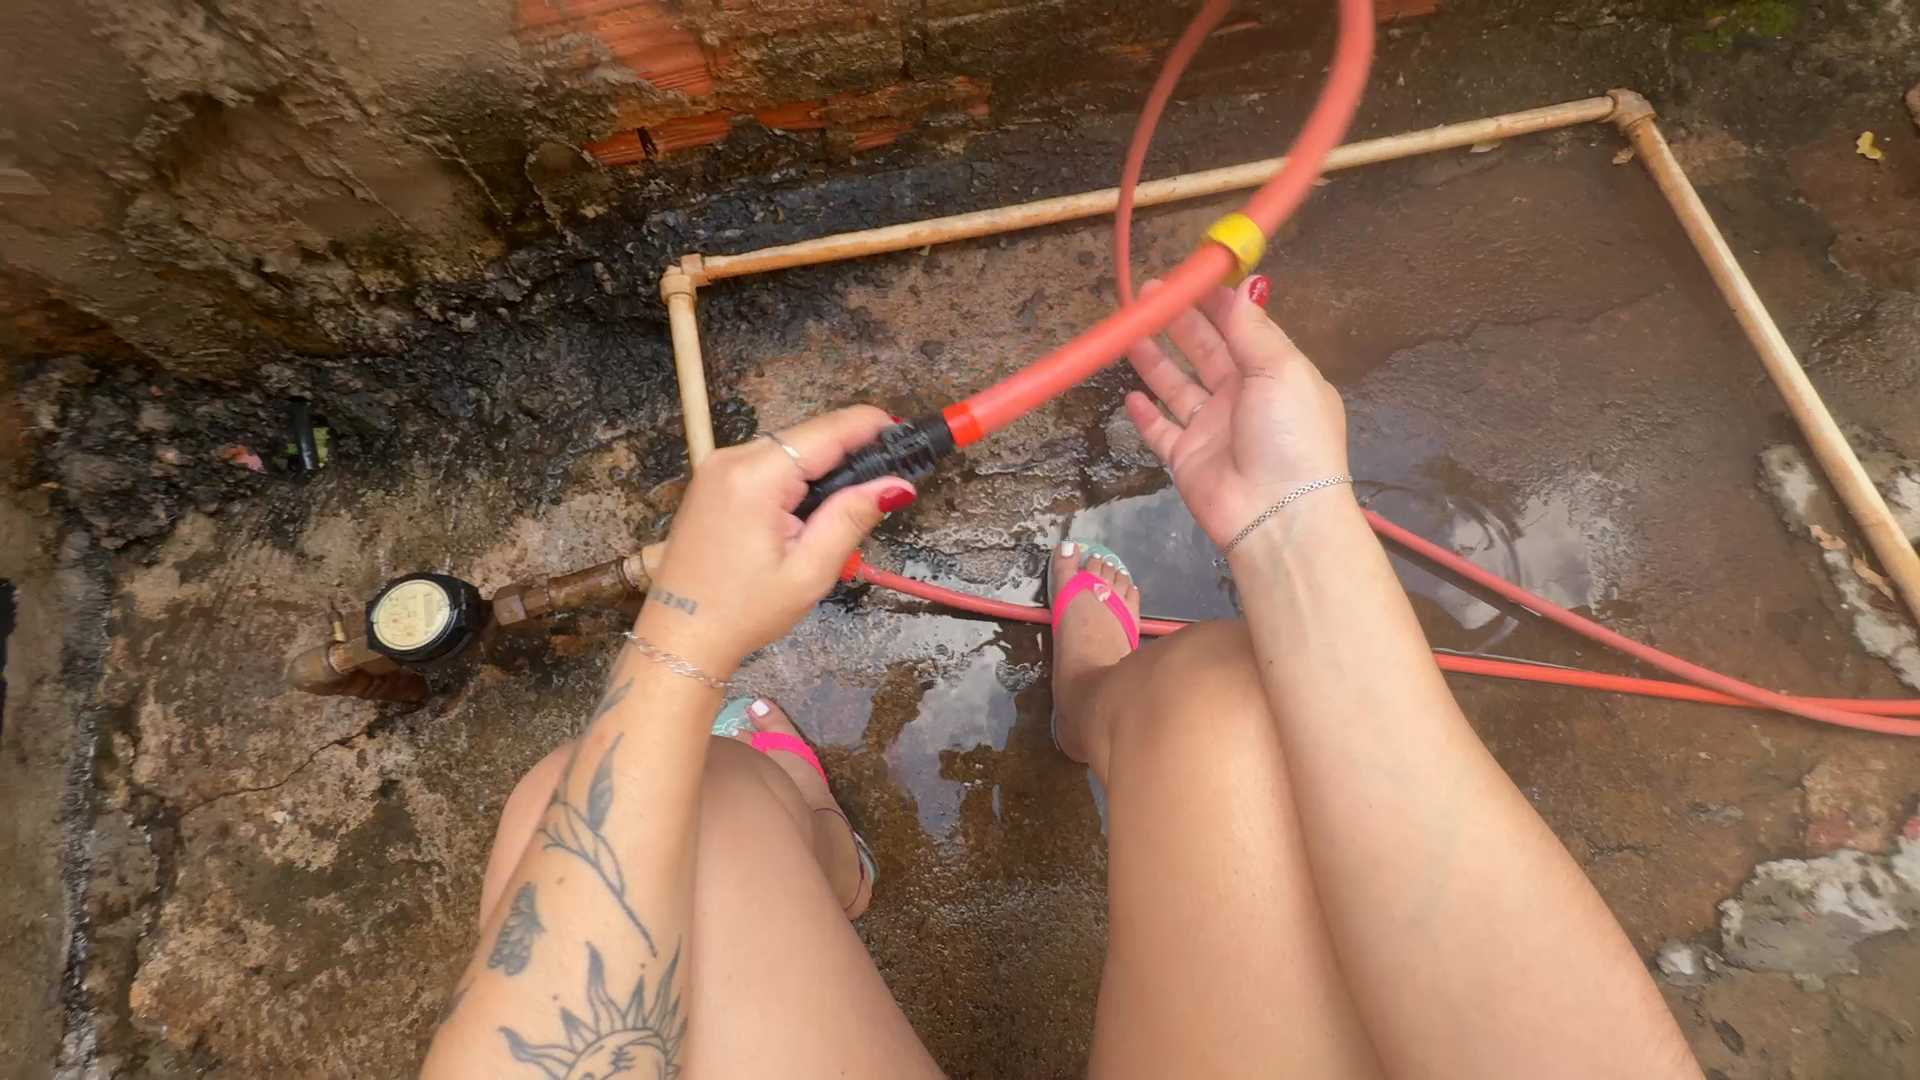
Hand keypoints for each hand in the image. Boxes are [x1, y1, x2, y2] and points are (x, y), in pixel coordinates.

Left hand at [635, 406, 913, 675]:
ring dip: (823, 465)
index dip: (870, 425)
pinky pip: (767, 462)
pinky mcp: (713, 479)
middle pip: (808, 437)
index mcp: (756, 478)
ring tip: (854, 498)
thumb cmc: (745, 611)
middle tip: (889, 476)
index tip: (905, 431)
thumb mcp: (809, 571)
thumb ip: (852, 518)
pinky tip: (812, 505)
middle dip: (850, 450)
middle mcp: (732, 459)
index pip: (827, 432)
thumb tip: (898, 484)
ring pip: (788, 448)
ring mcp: (717, 466)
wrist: (682, 634)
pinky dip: (797, 475)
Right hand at [1124, 277, 1350, 549]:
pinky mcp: (1187, 458)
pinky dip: (1146, 414)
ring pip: (1178, 386)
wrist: (1275, 513)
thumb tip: (1247, 284)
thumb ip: (1254, 330)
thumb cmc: (1288, 435)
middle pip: (1205, 352)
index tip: (1190, 277)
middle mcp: (1242, 397)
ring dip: (1156, 359)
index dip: (1216, 302)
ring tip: (1131, 333)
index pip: (1240, 328)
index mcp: (1273, 373)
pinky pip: (1162, 430)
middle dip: (1180, 322)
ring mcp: (1212, 429)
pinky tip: (1131, 395)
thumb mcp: (1281, 372)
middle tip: (1150, 295)